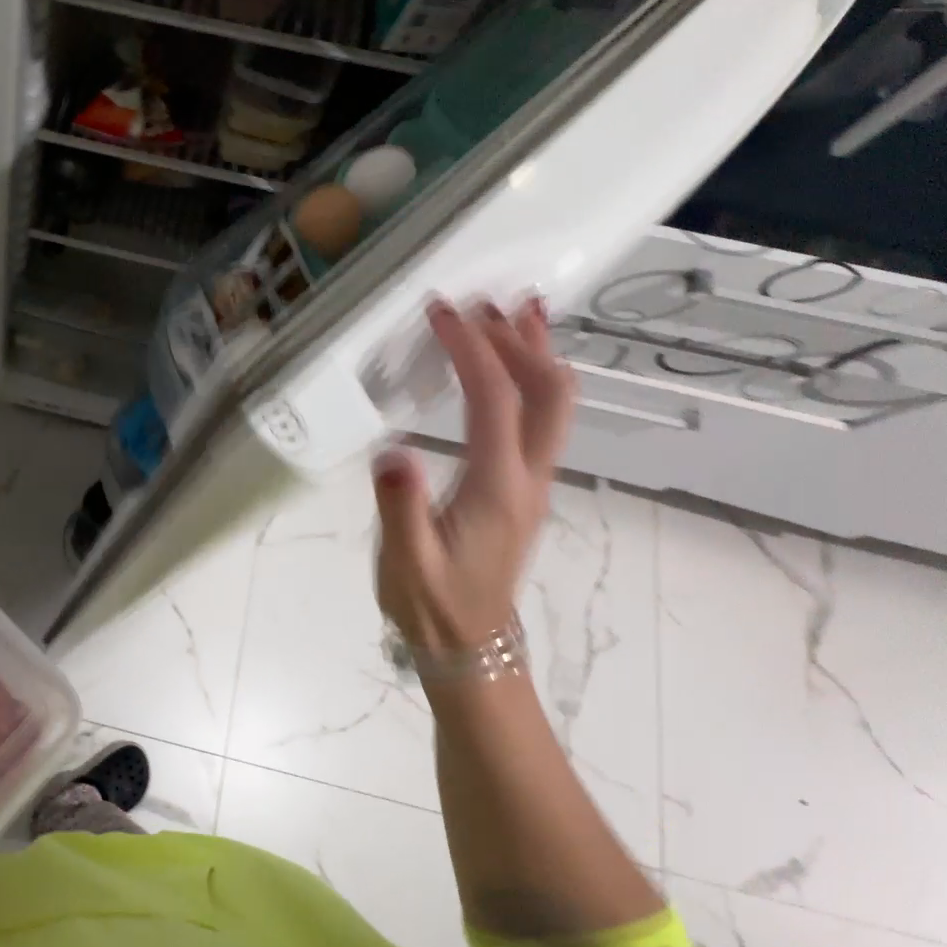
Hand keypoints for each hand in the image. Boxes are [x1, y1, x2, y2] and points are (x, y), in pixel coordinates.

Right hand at [371, 297, 574, 651]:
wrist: (469, 644)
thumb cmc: (431, 604)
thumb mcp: (405, 562)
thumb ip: (401, 508)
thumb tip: (391, 452)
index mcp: (498, 487)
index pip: (494, 400)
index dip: (472, 350)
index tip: (443, 314)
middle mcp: (528, 476)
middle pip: (547, 391)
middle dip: (518, 340)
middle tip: (482, 303)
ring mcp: (532, 482)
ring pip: (554, 403)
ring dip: (537, 353)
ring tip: (516, 311)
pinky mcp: (522, 488)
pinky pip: (542, 419)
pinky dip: (531, 379)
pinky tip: (512, 368)